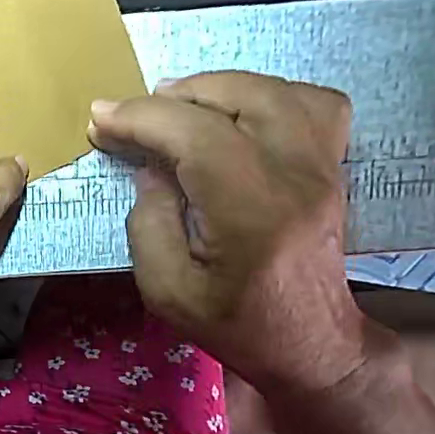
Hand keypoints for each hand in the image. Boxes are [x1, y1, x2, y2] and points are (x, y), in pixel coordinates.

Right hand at [88, 72, 375, 397]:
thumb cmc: (230, 323)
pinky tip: (233, 115)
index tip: (101, 117)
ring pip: (278, 91)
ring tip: (177, 106)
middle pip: (242, 98)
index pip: (198, 135)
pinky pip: (311, 104)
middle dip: (175, 95)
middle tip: (132, 113)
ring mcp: (325, 169)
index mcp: (252, 215)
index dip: (143, 117)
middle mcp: (298, 179)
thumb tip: (151, 168)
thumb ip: (148, 223)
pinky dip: (264, 96)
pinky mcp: (333, 168)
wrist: (308, 344)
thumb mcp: (164, 289)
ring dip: (219, 89)